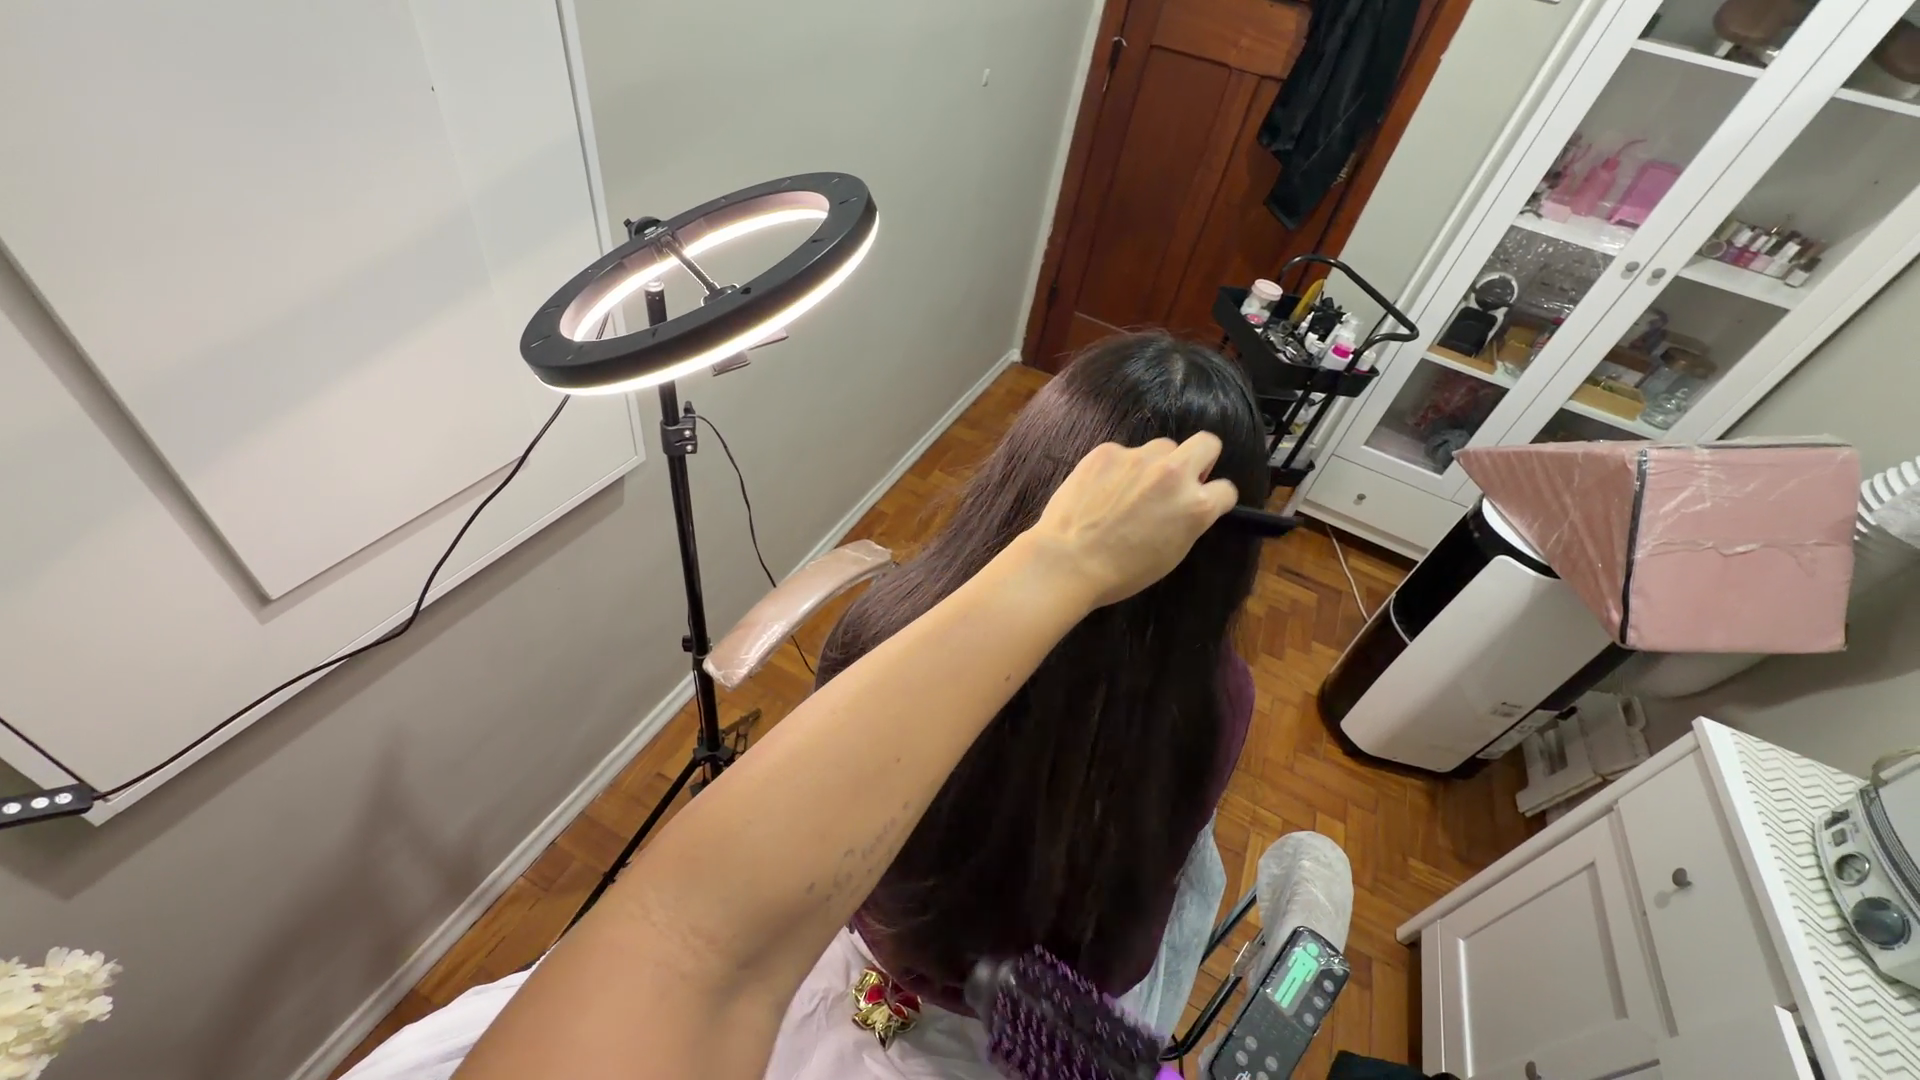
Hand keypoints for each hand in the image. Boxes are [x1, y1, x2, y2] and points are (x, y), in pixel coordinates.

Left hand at [1019, 433, 1239, 608]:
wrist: (1068, 561)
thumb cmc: (1121, 572)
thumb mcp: (1171, 554)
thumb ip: (1187, 521)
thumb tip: (1187, 506)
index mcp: (1196, 506)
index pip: (1226, 489)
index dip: (1214, 498)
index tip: (1201, 503)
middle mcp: (1174, 473)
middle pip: (1206, 443)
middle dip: (1200, 458)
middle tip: (1179, 479)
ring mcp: (1139, 458)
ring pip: (1161, 447)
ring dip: (1155, 463)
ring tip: (1129, 491)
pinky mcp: (1107, 452)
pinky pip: (1123, 453)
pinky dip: (1117, 468)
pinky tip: (1100, 491)